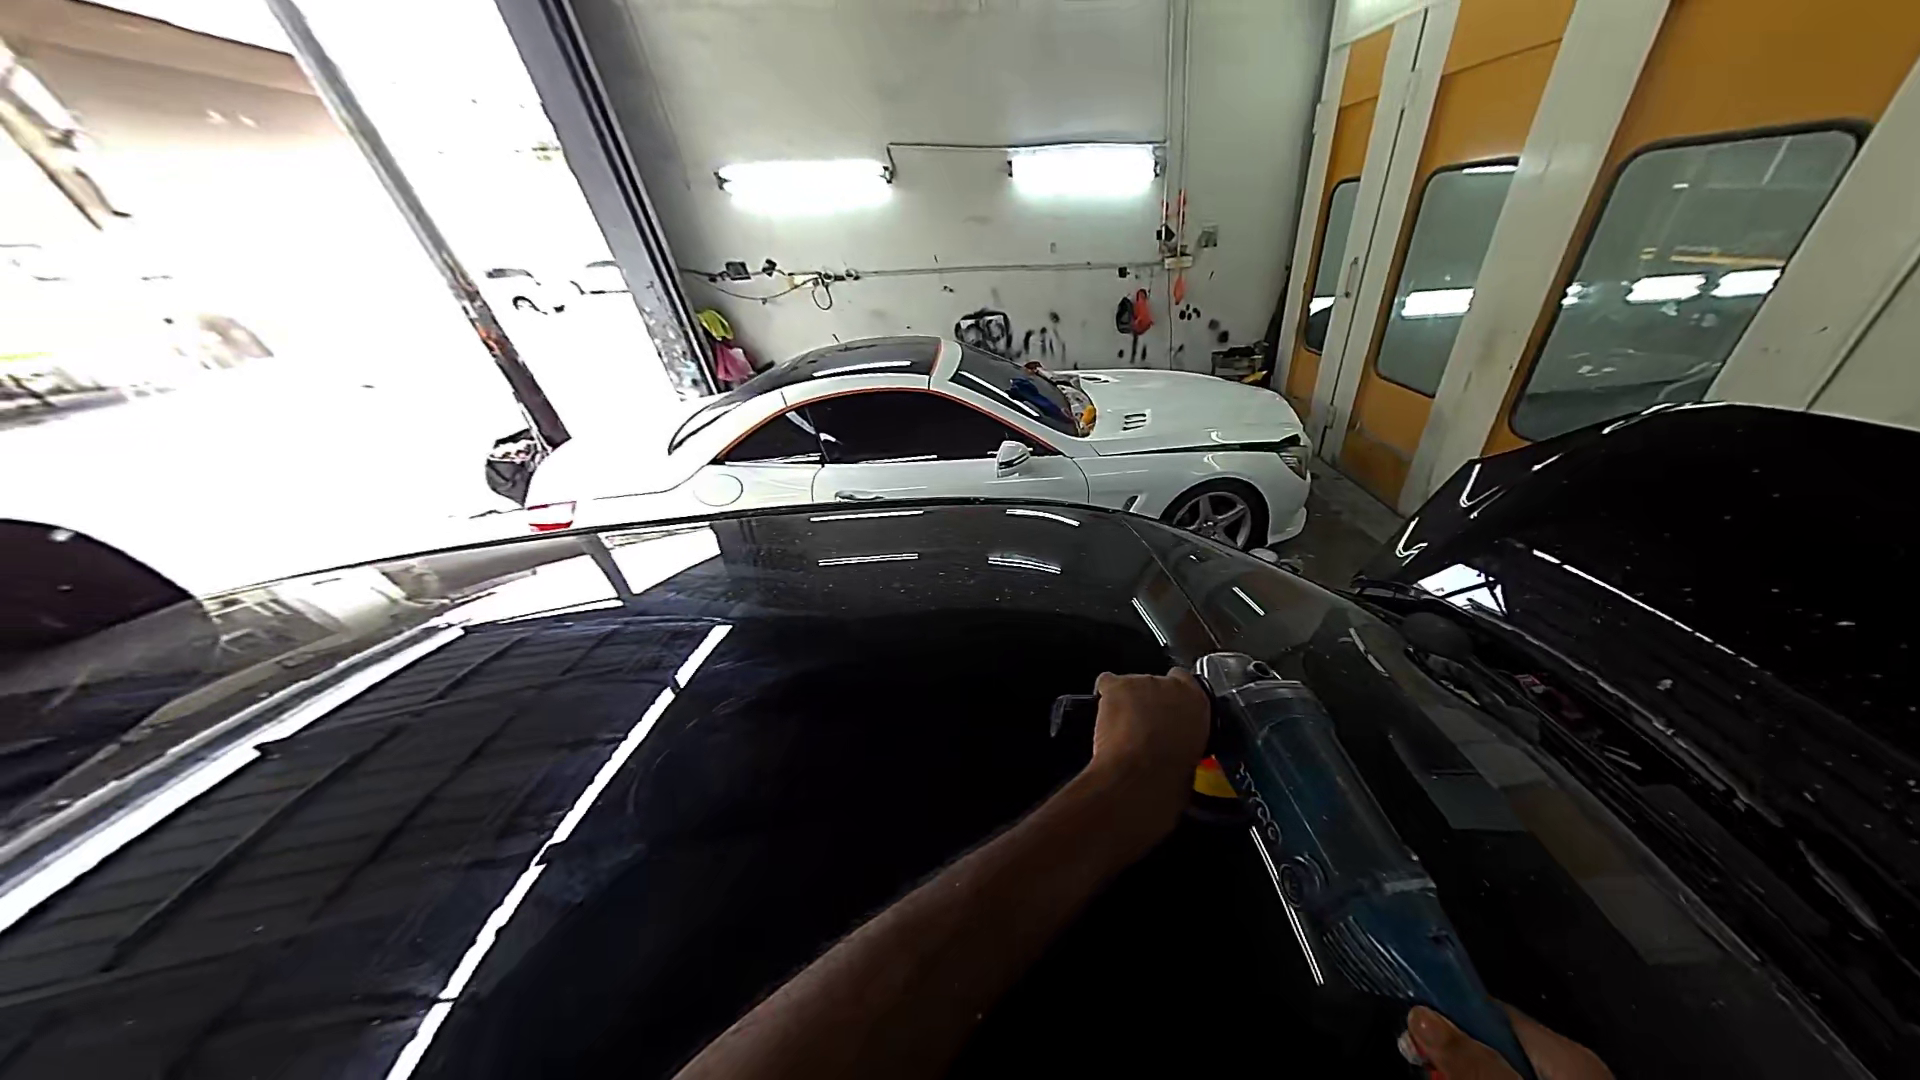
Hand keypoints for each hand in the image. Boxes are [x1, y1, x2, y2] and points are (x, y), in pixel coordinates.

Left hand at [1084, 669, 1211, 842]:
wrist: (1142, 776)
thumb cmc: (1169, 775)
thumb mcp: (1193, 755)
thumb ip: (1186, 734)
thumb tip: (1176, 740)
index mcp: (1198, 702)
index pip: (1184, 681)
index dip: (1170, 694)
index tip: (1163, 708)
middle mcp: (1172, 686)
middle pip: (1154, 683)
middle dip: (1147, 699)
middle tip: (1141, 725)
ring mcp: (1144, 682)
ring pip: (1131, 684)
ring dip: (1126, 701)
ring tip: (1122, 728)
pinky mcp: (1118, 685)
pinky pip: (1107, 683)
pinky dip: (1104, 695)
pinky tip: (1105, 717)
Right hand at [1403, 1005, 1612, 1079]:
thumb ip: (1473, 1062)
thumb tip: (1420, 1015)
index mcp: (1566, 1055)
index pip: (1486, 1008)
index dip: (1444, 1017)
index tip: (1413, 1038)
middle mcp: (1570, 1072)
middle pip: (1490, 1046)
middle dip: (1455, 1062)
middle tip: (1429, 1075)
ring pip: (1497, 1075)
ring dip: (1468, 1079)